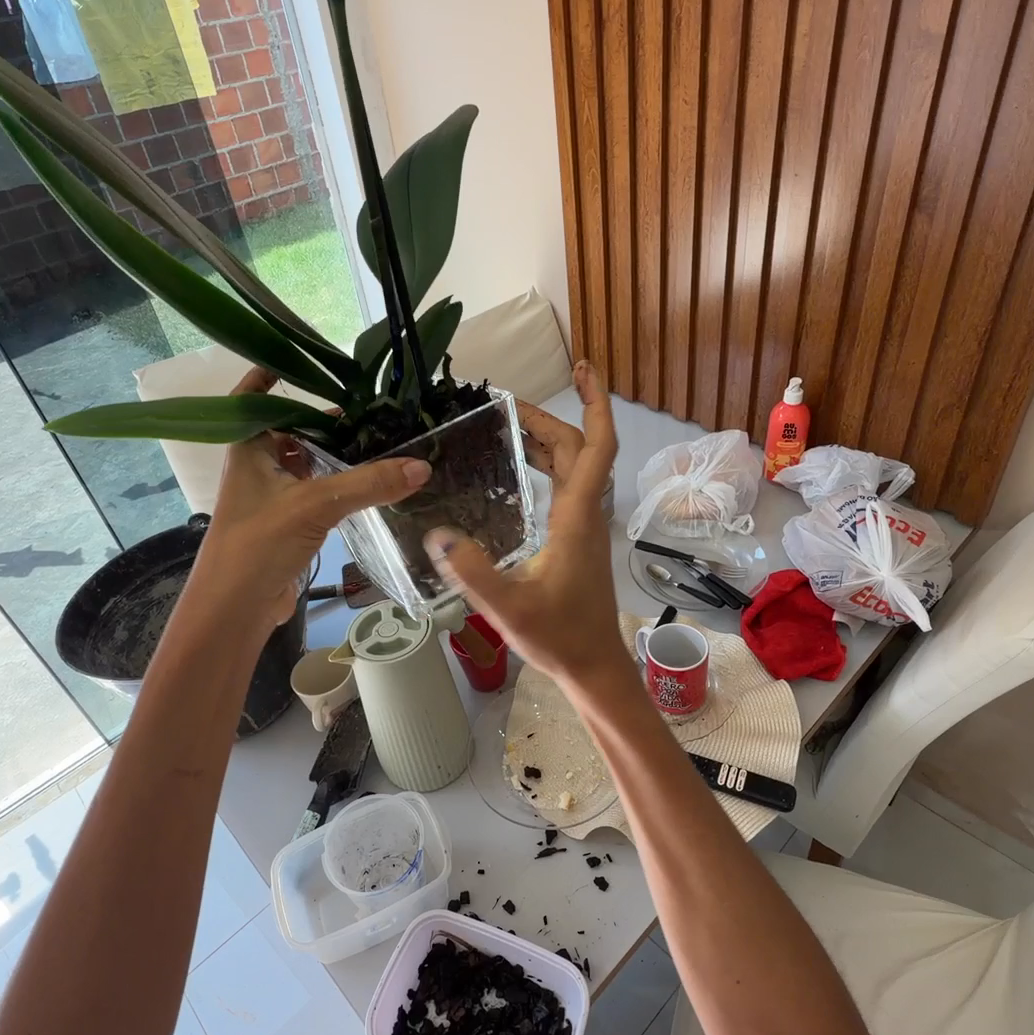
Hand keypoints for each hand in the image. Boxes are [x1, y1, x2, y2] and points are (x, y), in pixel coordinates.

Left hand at [191, 367, 430, 627]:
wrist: (235, 608)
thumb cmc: (259, 543)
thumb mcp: (315, 505)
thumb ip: (368, 483)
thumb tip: (422, 466)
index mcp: (248, 448)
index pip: (253, 396)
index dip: (272, 373)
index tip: (305, 358)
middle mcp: (257, 466)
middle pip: (289, 428)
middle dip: (323, 416)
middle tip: (366, 405)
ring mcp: (271, 496)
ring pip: (305, 461)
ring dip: (333, 451)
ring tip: (375, 436)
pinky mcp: (286, 523)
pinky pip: (315, 491)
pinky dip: (337, 483)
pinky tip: (365, 482)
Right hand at [425, 361, 629, 687]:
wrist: (594, 666)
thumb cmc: (560, 638)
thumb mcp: (509, 608)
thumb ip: (474, 573)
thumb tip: (438, 534)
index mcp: (575, 517)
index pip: (595, 445)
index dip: (595, 402)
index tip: (584, 368)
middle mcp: (585, 513)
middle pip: (578, 448)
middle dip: (548, 418)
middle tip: (506, 404)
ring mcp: (584, 526)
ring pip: (574, 467)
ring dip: (548, 440)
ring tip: (509, 426)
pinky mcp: (578, 540)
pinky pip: (567, 487)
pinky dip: (547, 466)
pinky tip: (520, 471)